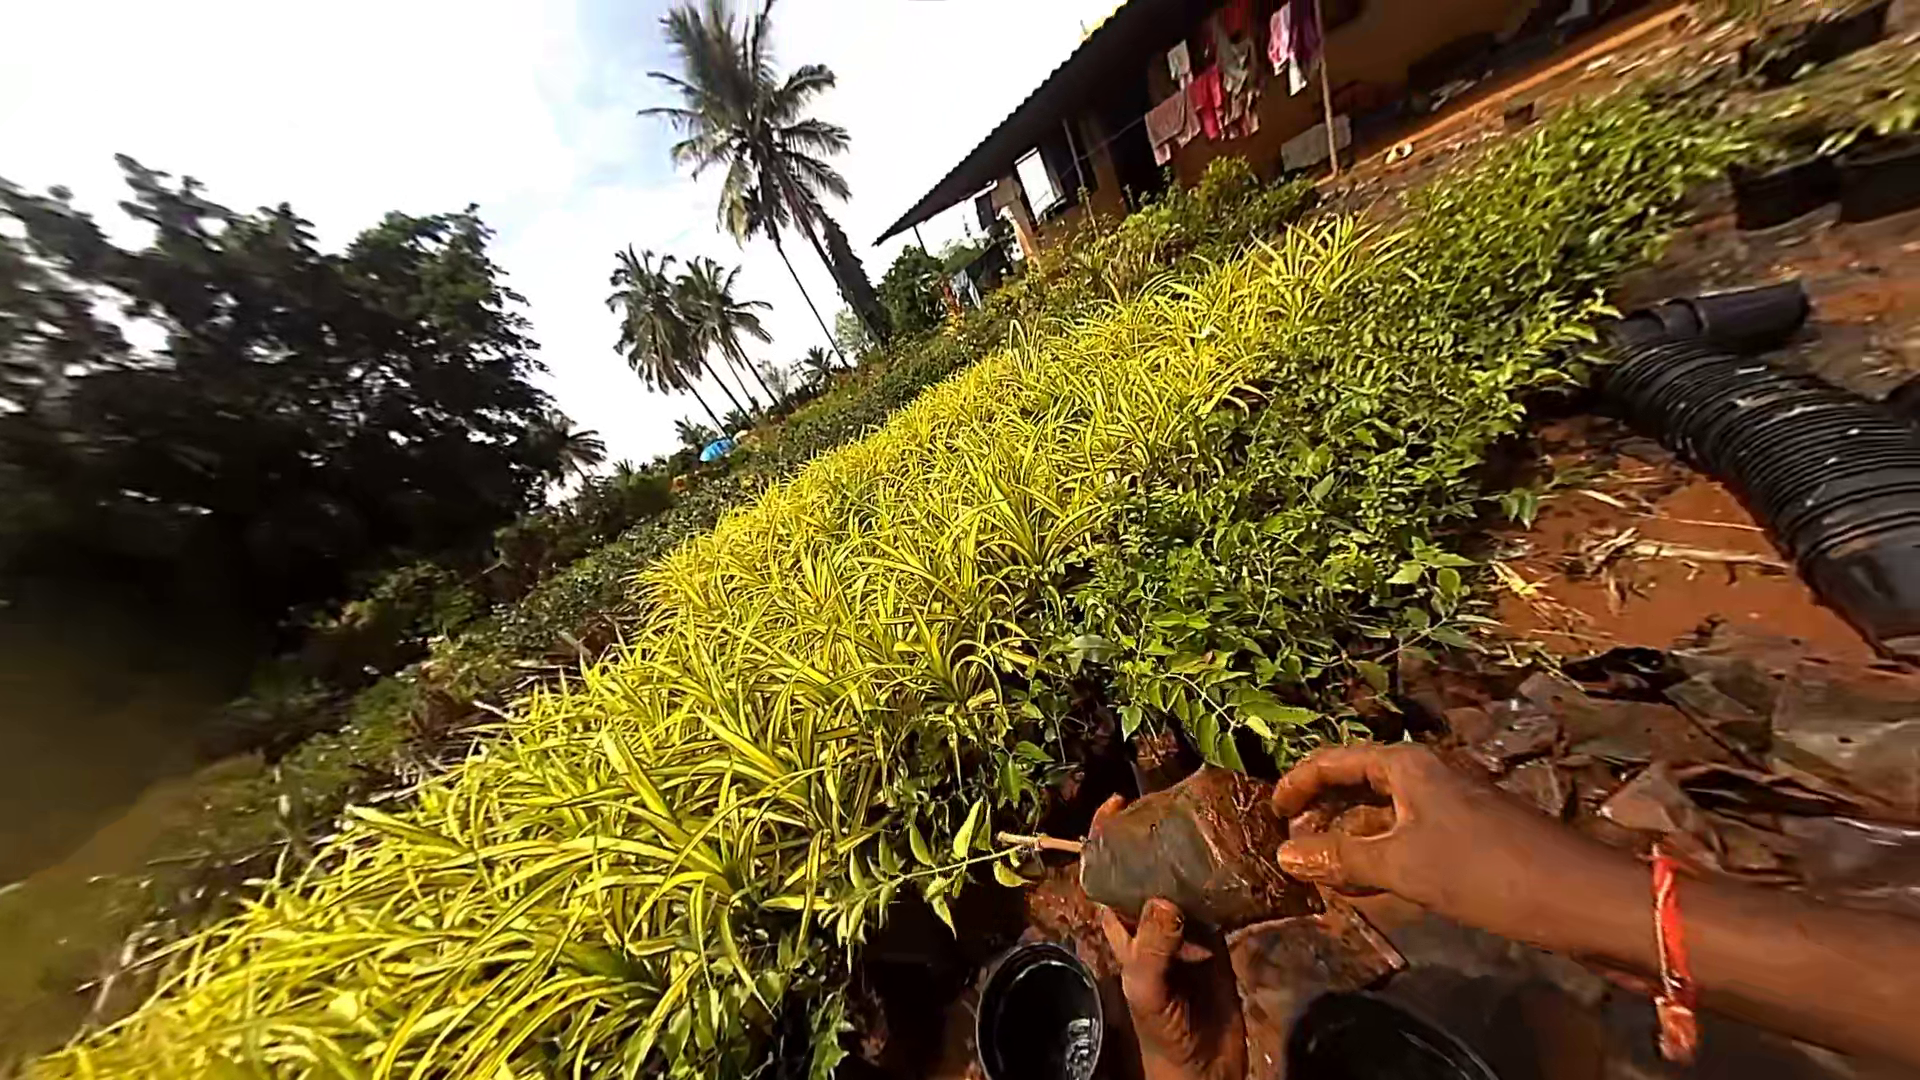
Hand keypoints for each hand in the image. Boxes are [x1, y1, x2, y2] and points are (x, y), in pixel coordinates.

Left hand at [1092, 796, 1245, 1079]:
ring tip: (1203, 820)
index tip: (1117, 803)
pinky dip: (1221, 881)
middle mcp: (1145, 910)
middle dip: (1152, 833)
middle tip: (1171, 803)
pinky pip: (1213, 898)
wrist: (1205, 1069)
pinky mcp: (1212, 932)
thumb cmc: (1160, 1026)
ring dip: (1188, 852)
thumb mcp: (1144, 985)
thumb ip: (1151, 944)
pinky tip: (1233, 858)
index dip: (1103, 832)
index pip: (1103, 865)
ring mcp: (1180, 920)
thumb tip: (1165, 899)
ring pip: (1179, 875)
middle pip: (1143, 862)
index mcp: (1119, 917)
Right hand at [1271, 743, 1625, 948]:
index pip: (1328, 762)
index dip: (1294, 784)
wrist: (1600, 907)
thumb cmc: (1491, 871)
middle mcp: (1421, 775)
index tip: (1270, 812)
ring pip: (1377, 813)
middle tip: (1291, 841)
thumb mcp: (1404, 865)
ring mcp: (1445, 806)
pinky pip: (1403, 836)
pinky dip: (1377, 854)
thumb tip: (1283, 855)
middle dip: (1318, 811)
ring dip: (1345, 838)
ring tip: (1319, 867)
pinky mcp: (1466, 837)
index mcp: (1402, 765)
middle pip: (1351, 784)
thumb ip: (1339, 858)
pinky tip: (1363, 882)